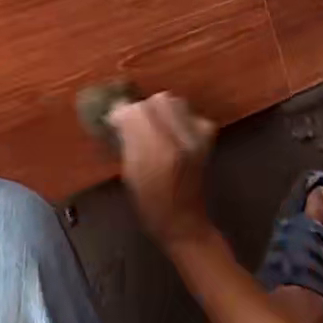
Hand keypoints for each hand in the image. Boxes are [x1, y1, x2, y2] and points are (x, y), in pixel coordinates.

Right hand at [109, 92, 216, 247]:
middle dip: (141, 108)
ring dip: (160, 109)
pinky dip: (180, 117)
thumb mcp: (129, 173)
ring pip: (174, 101)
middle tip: (133, 123)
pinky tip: (173, 131)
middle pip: (157, 100)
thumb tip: (120, 114)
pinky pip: (191, 113)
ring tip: (153, 125)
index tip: (115, 121)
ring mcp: (198, 138)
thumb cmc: (149, 204)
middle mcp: (180, 140)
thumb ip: (127, 140)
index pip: (136, 111)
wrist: (184, 222)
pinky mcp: (207, 138)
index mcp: (156, 153)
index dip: (122, 113)